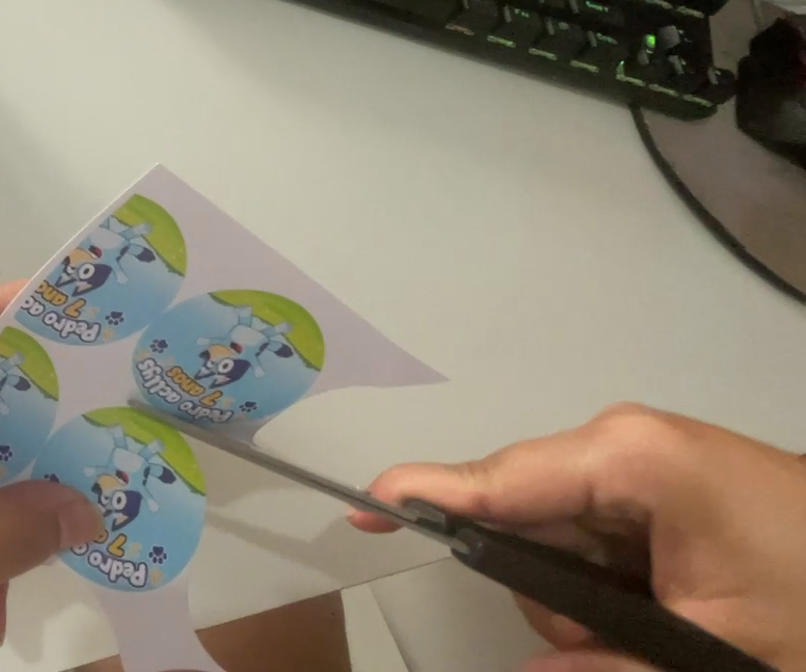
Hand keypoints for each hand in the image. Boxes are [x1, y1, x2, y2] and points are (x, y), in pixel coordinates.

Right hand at [348, 404, 805, 671]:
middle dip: (549, 585)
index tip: (361, 507)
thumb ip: (612, 665)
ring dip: (584, 592)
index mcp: (630, 459)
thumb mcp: (731, 655)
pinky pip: (592, 525)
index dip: (424, 496)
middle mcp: (621, 443)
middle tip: (620, 645)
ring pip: (555, 527)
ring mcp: (642, 457)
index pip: (497, 479)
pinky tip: (666, 609)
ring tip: (671, 632)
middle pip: (525, 511)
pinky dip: (608, 577)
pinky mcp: (659, 477)